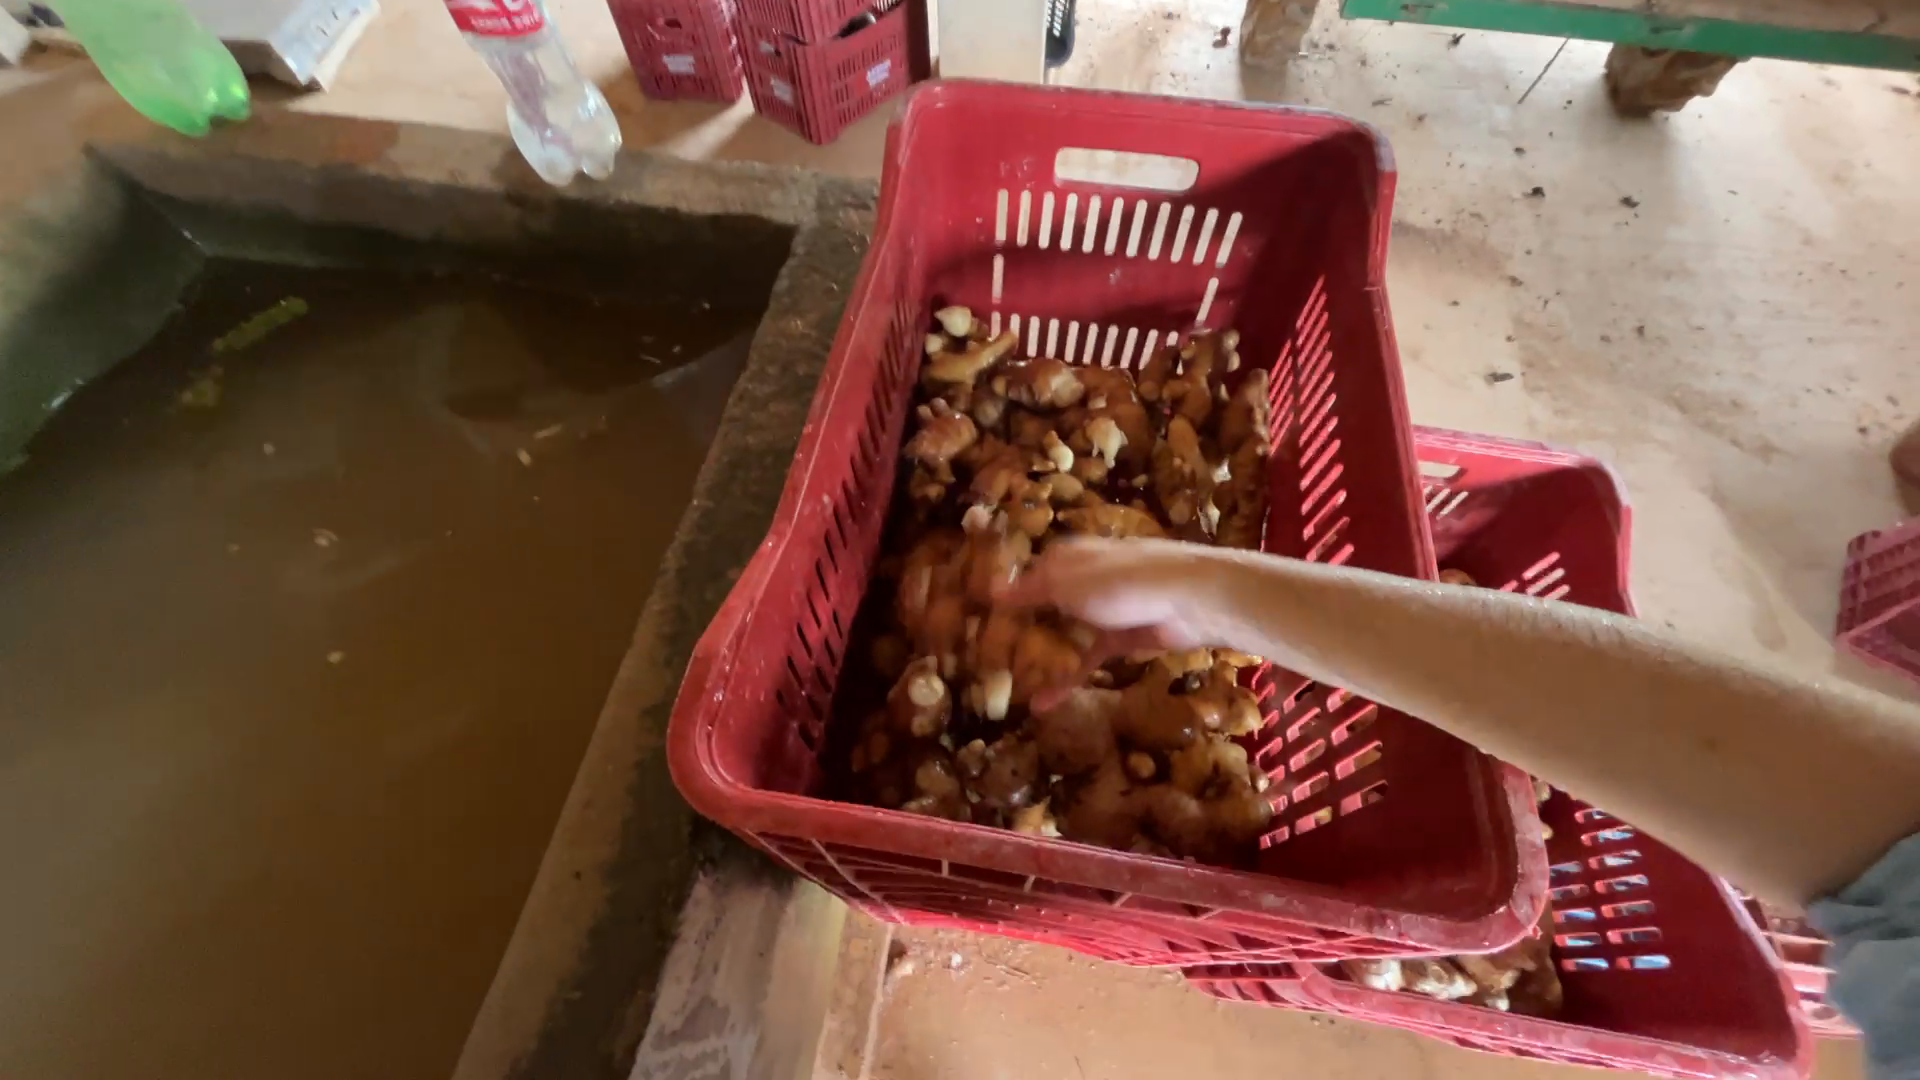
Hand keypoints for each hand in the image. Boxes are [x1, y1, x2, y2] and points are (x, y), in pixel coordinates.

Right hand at [995, 537, 1237, 666]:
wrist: (1188, 598)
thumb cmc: (1118, 581)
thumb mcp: (1066, 583)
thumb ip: (1029, 591)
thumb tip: (990, 590)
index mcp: (1065, 559)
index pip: (1025, 577)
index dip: (1004, 600)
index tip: (978, 624)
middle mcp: (1080, 582)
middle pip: (1043, 609)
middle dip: (1020, 635)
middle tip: (989, 663)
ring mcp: (1101, 612)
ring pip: (1063, 638)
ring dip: (1041, 662)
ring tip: (1012, 688)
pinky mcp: (1120, 639)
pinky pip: (1085, 660)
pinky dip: (1067, 680)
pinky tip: (1044, 704)